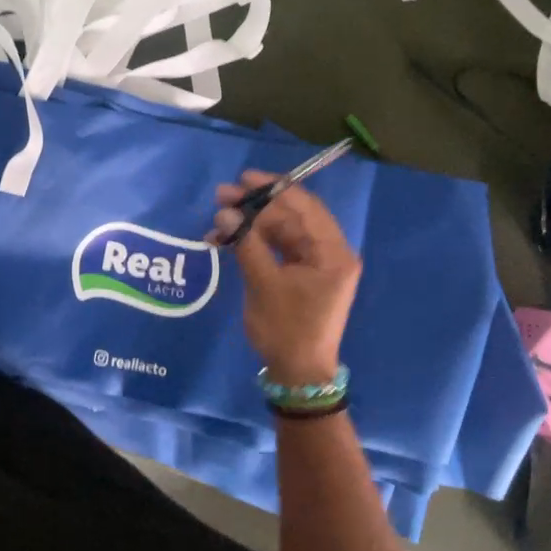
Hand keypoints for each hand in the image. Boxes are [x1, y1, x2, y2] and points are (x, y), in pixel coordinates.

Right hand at [213, 171, 361, 386]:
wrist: (297, 372)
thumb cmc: (287, 328)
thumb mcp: (264, 284)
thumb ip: (246, 243)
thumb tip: (225, 212)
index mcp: (333, 253)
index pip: (306, 208)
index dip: (274, 189)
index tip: (243, 178)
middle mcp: (328, 254)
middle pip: (292, 217)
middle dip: (256, 205)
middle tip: (222, 195)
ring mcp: (314, 265)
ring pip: (281, 231)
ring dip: (250, 222)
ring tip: (218, 217)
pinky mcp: (299, 275)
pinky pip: (275, 247)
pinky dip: (252, 241)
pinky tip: (226, 239)